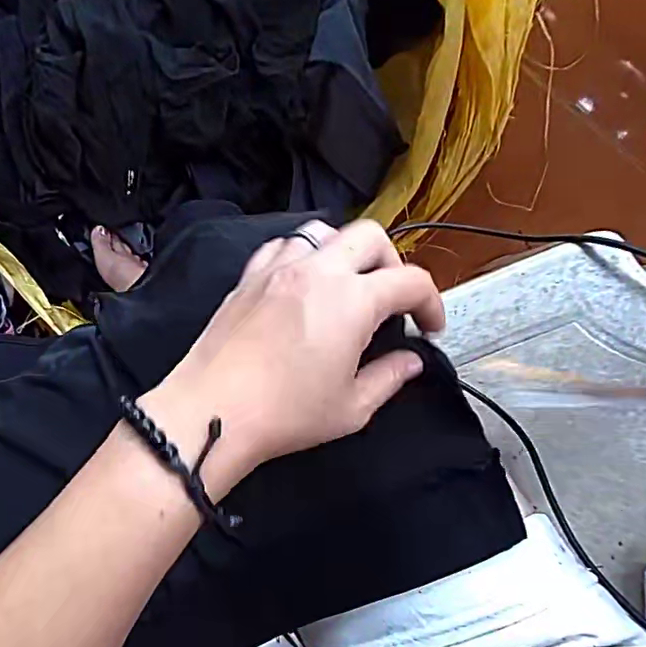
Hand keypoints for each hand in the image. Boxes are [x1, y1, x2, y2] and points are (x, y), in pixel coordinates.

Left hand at [139, 219, 444, 492]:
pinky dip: (304, 255)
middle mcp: (317, 272)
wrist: (214, 412)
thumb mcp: (351, 407)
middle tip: (392, 301)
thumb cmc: (283, 414)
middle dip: (393, 263)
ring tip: (348, 286)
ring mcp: (278, 270)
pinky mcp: (249, 279)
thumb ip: (389, 378)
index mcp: (352, 301)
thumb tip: (409, 362)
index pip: (410, 281)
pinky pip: (283, 245)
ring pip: (325, 231)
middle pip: (371, 236)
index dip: (431, 302)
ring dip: (346, 252)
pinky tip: (303, 284)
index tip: (430, 327)